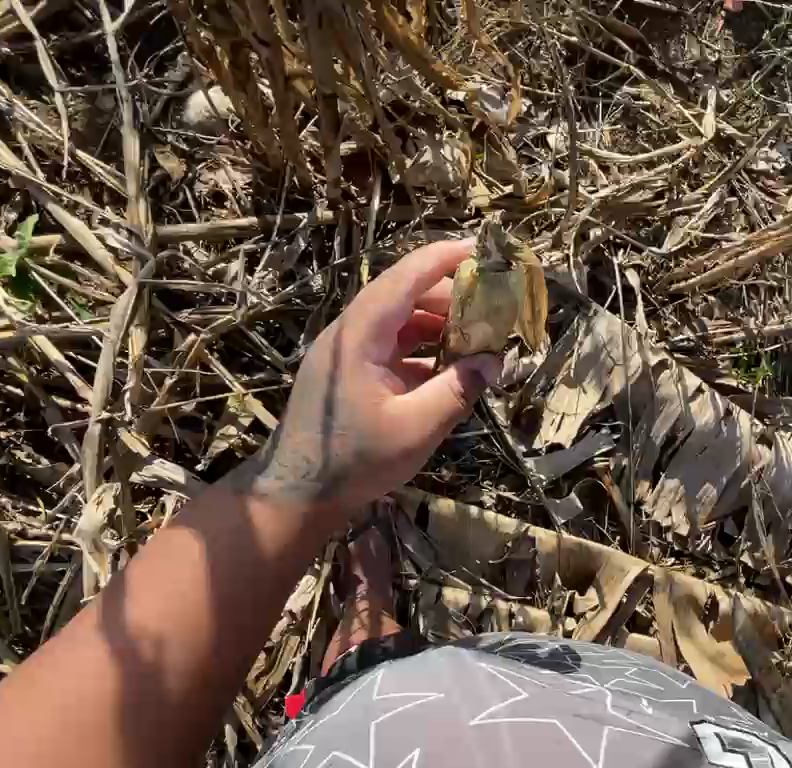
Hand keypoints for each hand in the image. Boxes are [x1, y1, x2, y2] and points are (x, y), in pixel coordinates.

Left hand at [231, 238, 501, 523]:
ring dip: (437, 325)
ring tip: (477, 338)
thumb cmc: (354, 461)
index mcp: (360, 336)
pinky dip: (423, 350)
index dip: (442, 259)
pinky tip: (449, 368)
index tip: (479, 248)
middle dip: (449, 296)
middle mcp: (350, 335)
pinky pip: (392, 348)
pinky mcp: (350, 375)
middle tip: (491, 307)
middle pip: (403, 297)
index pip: (404, 280)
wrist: (299, 494)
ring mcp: (347, 355)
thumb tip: (492, 362)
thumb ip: (457, 391)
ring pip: (398, 323)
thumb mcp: (416, 429)